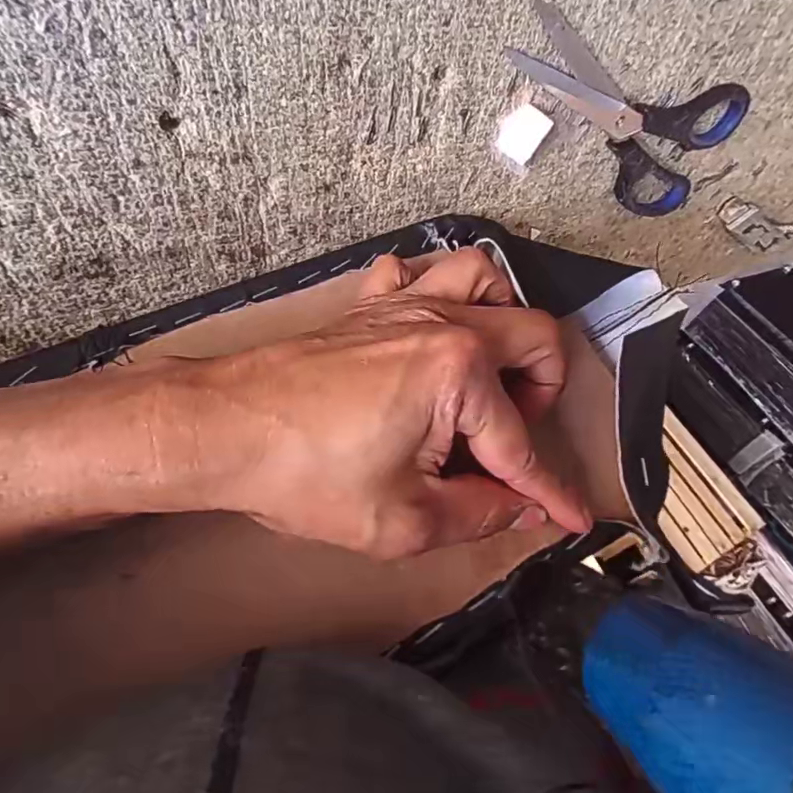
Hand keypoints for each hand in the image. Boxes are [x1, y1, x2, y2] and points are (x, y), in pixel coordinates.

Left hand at [186, 250, 589, 558]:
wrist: (224, 428)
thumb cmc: (303, 472)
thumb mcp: (402, 520)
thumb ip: (477, 513)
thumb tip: (517, 505)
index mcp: (457, 373)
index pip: (520, 444)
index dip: (548, 489)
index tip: (568, 513)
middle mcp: (442, 324)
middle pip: (534, 337)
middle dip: (543, 393)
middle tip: (515, 437)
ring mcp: (405, 304)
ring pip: (486, 278)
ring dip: (505, 321)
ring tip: (492, 369)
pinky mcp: (371, 304)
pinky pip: (419, 272)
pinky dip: (440, 292)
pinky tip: (430, 330)